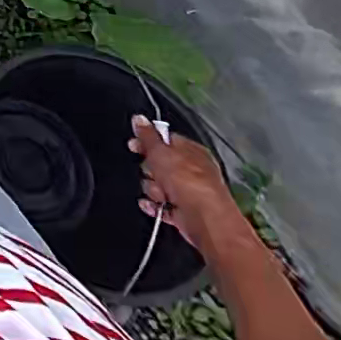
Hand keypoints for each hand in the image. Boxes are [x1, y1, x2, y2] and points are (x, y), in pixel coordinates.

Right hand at [128, 115, 248, 251]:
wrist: (204, 220)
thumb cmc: (189, 183)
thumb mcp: (161, 151)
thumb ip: (148, 136)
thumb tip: (139, 119)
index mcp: (192, 152)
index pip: (165, 140)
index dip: (147, 142)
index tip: (136, 145)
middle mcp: (194, 171)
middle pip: (158, 163)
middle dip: (149, 169)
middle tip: (154, 172)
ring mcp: (189, 192)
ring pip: (156, 185)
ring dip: (152, 189)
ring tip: (160, 193)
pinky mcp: (184, 211)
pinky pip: (160, 205)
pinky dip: (155, 205)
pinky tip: (155, 204)